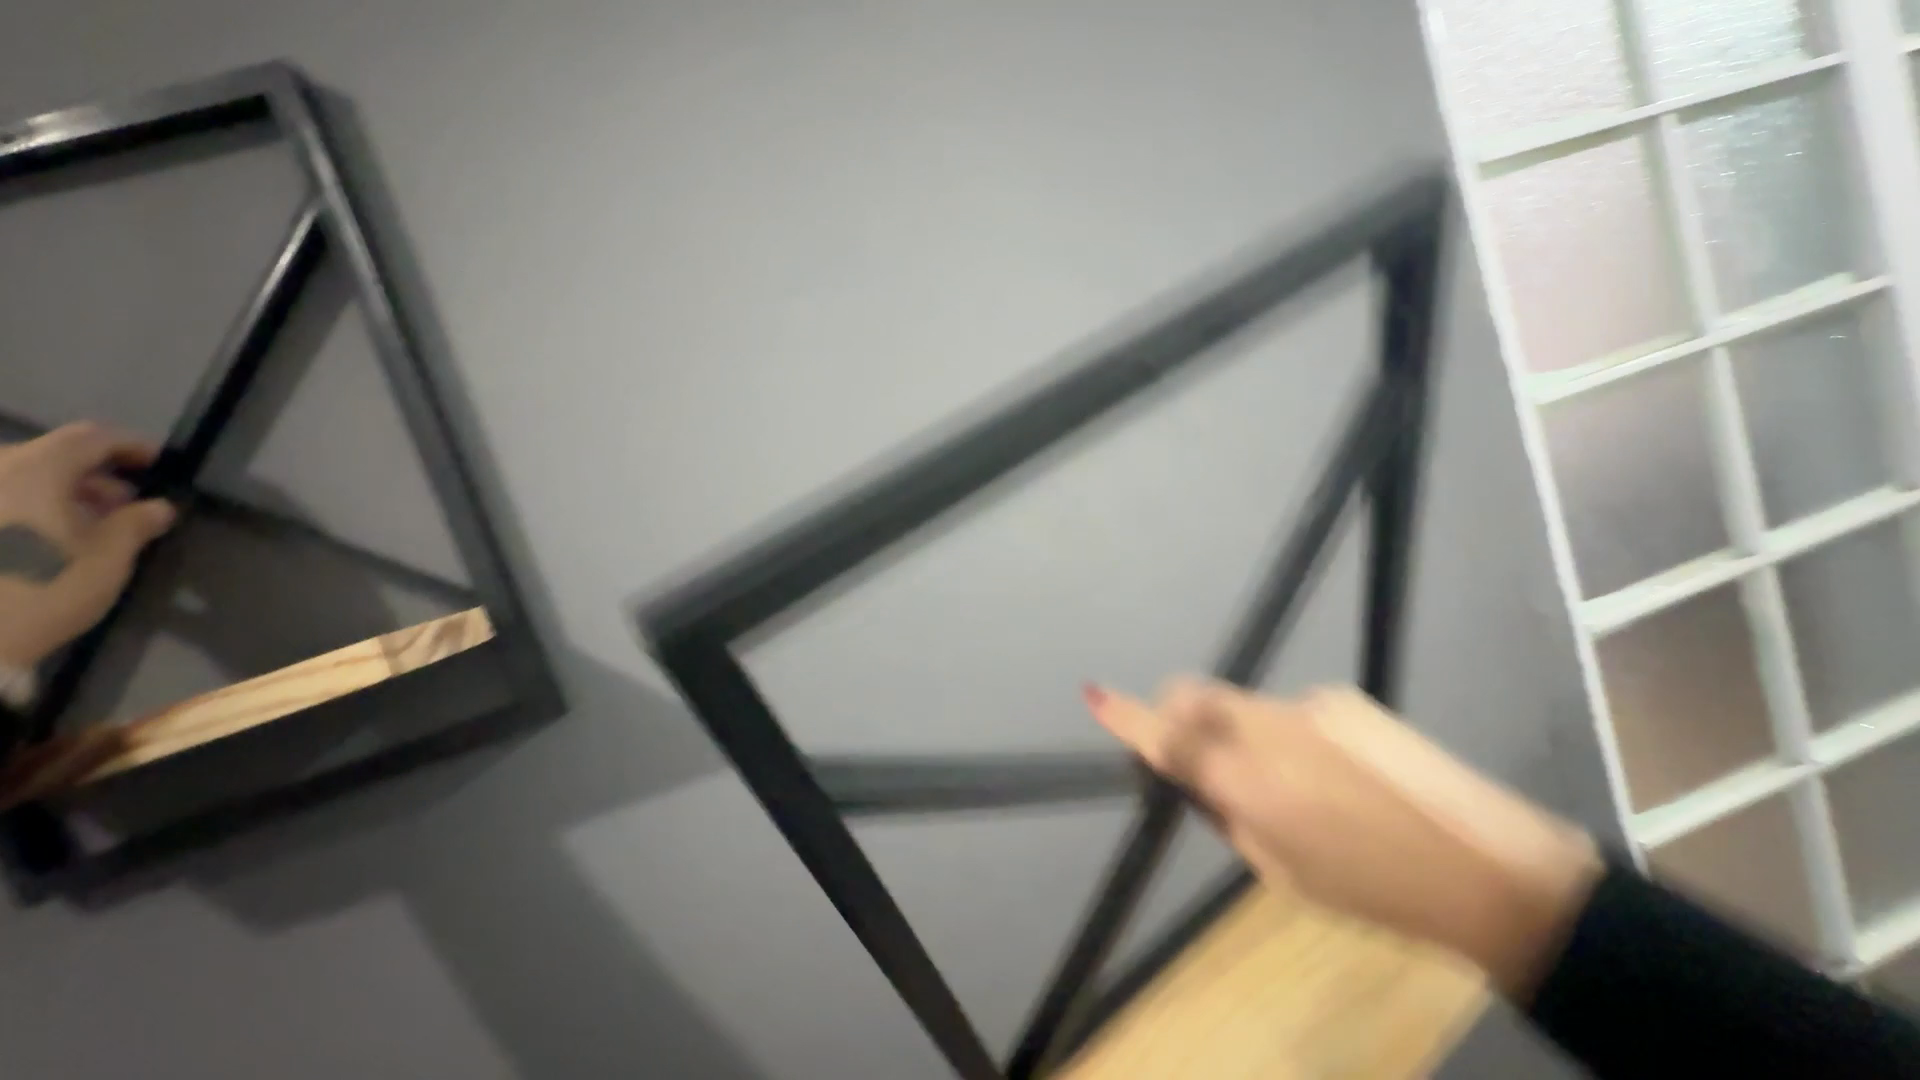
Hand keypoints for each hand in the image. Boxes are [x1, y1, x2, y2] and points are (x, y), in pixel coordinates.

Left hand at [0, 423, 177, 669]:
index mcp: (32, 471)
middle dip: (91, 476)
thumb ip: (135, 523)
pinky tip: (43, 539)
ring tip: (83, 526)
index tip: (156, 464)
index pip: (91, 438)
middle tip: (122, 505)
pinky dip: (26, 510)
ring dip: (57, 494)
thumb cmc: (42, 588)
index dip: (130, 446)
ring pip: (18, 479)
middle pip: (49, 456)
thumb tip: (157, 507)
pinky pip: (1, 501)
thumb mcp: (106, 558)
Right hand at [1085, 679, 1602, 997]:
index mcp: (1250, 782)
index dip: (1127, 718)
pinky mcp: (1346, 699)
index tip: (1095, 696)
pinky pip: (1291, 713)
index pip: (1169, 739)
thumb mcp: (1282, 873)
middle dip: (1177, 715)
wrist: (1489, 869)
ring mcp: (1312, 705)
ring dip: (1242, 736)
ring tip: (1296, 789)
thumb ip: (1230, 818)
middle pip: (1196, 696)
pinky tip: (1337, 778)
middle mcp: (1270, 728)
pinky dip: (1287, 738)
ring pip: (1245, 708)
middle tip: (1196, 761)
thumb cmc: (1374, 891)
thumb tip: (1204, 782)